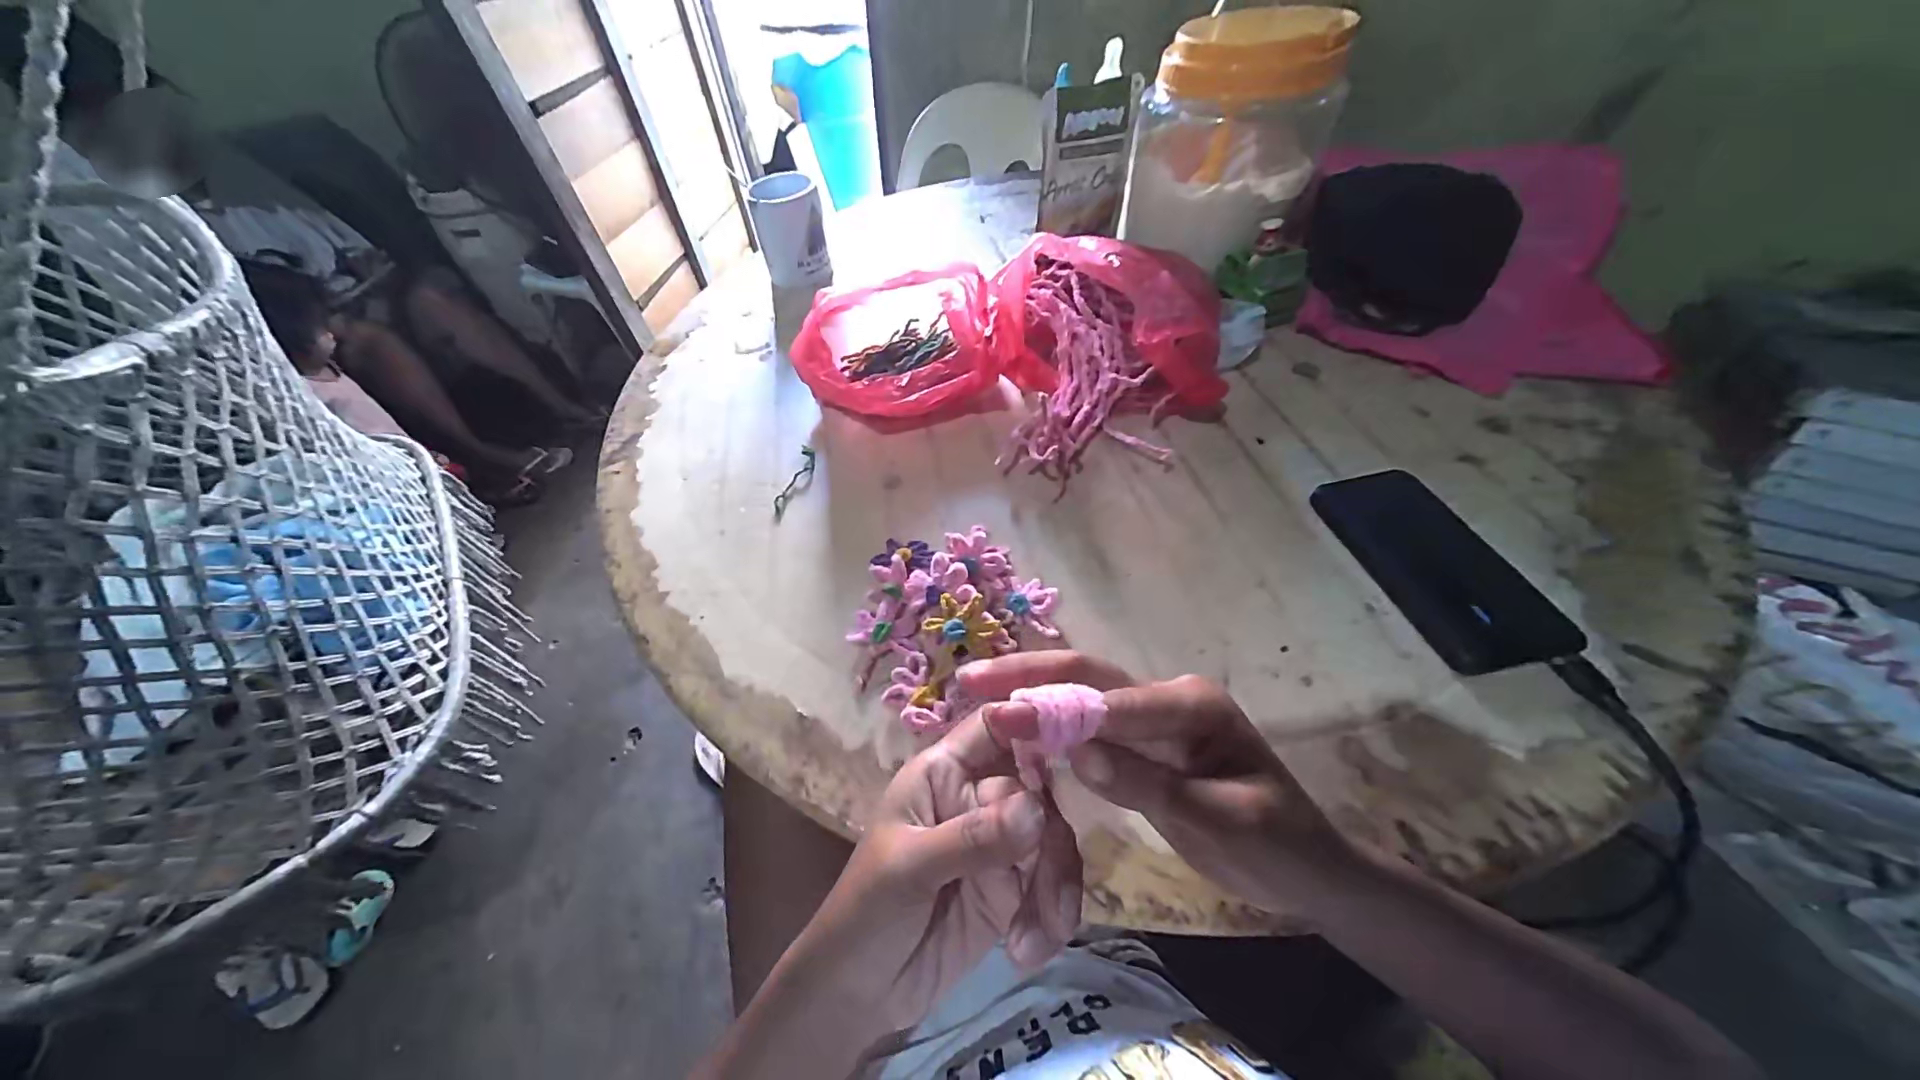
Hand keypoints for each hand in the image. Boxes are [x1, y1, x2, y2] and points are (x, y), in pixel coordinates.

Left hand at [786, 708, 1082, 1034]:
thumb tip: (1037, 808)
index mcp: (944, 772)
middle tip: (1047, 890)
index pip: (993, 726)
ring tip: (1035, 939)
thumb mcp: (910, 869)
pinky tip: (1027, 951)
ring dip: (1056, 885)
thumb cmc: (865, 911)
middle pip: (1039, 786)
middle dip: (1052, 837)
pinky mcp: (1014, 886)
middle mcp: (977, 796)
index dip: (1032, 720)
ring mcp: (1000, 842)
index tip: (1075, 739)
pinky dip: (1052, 915)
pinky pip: (1053, 883)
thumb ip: (972, 838)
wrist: (860, 993)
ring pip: (1055, 837)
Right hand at [958, 652, 1358, 921]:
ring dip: (1031, 689)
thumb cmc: (1276, 845)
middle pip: (1088, 678)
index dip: (1054, 710)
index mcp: (1192, 705)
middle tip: (970, 678)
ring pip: (1082, 694)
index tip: (999, 716)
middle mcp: (1167, 696)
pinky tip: (1016, 722)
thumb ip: (1147, 785)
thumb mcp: (1220, 822)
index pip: (1112, 703)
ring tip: (978, 688)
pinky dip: (1049, 721)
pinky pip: (1088, 723)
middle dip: (1028, 675)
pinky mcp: (1141, 739)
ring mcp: (1152, 716)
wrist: (1309, 869)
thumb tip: (1076, 753)